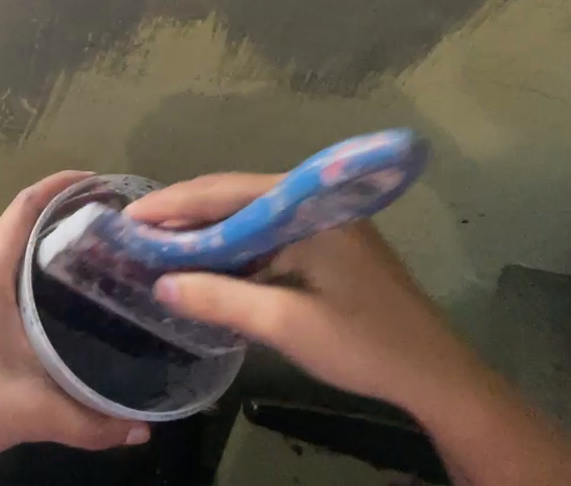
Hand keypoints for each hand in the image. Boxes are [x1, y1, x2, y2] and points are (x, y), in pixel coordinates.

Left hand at [0, 171, 149, 484]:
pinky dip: (33, 244)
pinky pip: (4, 248)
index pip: (26, 205)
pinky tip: (62, 269)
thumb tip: (143, 429)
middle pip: (22, 213)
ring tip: (95, 236)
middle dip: (64, 204)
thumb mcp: (34, 411)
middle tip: (111, 215)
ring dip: (47, 224)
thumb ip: (91, 422)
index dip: (62, 185)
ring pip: (12, 231)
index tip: (101, 182)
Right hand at [125, 172, 483, 407]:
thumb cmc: (365, 345)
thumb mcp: (287, 324)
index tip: (131, 216)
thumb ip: (221, 299)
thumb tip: (160, 285)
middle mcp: (314, 202)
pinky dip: (234, 243)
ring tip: (160, 240)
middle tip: (136, 228)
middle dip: (186, 212)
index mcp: (310, 207)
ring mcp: (322, 220)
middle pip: (237, 196)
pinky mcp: (326, 242)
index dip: (177, 204)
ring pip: (250, 213)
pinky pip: (267, 231)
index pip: (229, 192)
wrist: (439, 378)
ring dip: (207, 228)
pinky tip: (207, 257)